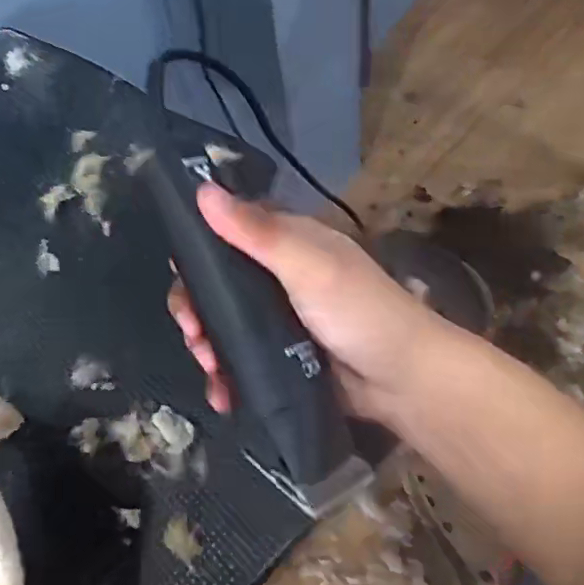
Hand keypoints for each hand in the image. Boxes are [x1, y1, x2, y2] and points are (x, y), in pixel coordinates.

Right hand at [165, 184, 444, 422]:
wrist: (404, 381)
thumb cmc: (359, 311)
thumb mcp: (308, 266)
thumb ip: (256, 232)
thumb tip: (201, 191)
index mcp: (286, 244)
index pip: (226, 233)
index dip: (196, 252)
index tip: (179, 276)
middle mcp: (276, 278)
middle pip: (215, 285)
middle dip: (195, 309)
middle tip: (194, 334)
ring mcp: (276, 320)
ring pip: (221, 325)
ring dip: (205, 345)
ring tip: (209, 367)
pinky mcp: (279, 357)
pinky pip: (238, 361)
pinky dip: (224, 376)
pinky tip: (220, 393)